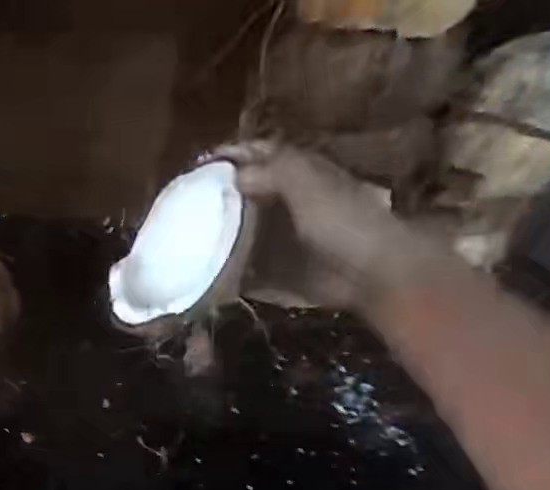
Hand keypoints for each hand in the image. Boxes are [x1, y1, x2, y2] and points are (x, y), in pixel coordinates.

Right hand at [206, 141, 448, 306]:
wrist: (369, 272)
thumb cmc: (343, 221)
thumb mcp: (308, 183)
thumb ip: (274, 170)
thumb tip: (233, 176)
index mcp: (294, 172)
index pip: (254, 156)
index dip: (227, 157)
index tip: (195, 168)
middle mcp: (283, 203)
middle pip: (241, 195)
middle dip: (213, 199)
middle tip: (180, 207)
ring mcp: (278, 240)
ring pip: (238, 233)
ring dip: (215, 237)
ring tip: (183, 240)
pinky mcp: (276, 272)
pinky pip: (243, 269)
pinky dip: (225, 272)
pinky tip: (204, 273)